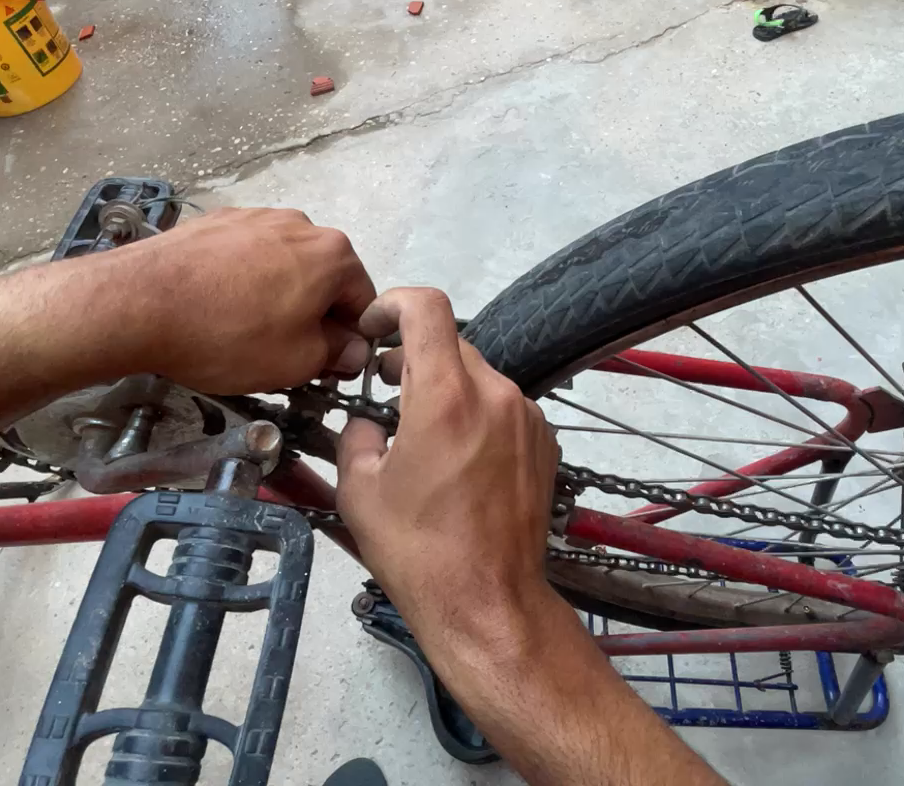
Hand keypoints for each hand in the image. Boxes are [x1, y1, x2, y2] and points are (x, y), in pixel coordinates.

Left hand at [79, 207, 376, 392]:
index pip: (363, 303)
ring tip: (245, 328)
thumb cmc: (229, 335)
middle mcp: (302, 224)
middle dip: (315, 315)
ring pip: (285, 264)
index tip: (327, 366)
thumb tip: (352, 348)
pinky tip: (217, 305)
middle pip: (325, 278)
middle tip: (287, 352)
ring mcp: (256, 216)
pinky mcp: (217, 219)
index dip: (350, 341)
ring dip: (280, 295)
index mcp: (334, 254)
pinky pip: (247, 254)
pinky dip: (244, 279)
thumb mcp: (297, 362)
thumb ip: (338, 353)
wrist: (136, 303)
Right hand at [336, 288, 561, 649]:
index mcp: (446, 397)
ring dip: (447, 387)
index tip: (375, 327)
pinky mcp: (546, 438)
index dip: (394, 302)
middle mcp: (495, 393)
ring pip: (478, 375)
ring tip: (426, 434)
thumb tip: (370, 420)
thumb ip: (357, 435)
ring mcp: (528, 415)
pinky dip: (478, 412)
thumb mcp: (360, 491)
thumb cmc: (418, 550)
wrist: (489, 601)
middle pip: (451, 344)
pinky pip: (504, 404)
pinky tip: (464, 458)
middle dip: (414, 356)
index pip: (427, 307)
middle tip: (388, 390)